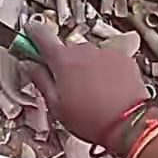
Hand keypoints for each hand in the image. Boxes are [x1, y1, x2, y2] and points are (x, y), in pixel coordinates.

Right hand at [20, 20, 149, 151]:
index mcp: (62, 60)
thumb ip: (40, 80)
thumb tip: (29, 66)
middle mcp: (83, 50)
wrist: (129, 125)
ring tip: (89, 91)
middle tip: (64, 84)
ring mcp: (104, 52)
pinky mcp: (122, 57)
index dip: (31, 33)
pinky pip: (106, 58)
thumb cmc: (92, 119)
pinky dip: (103, 69)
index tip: (28, 35)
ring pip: (87, 54)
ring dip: (84, 67)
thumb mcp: (56, 105)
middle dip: (62, 62)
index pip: (40, 34)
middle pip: (65, 48)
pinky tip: (105, 88)